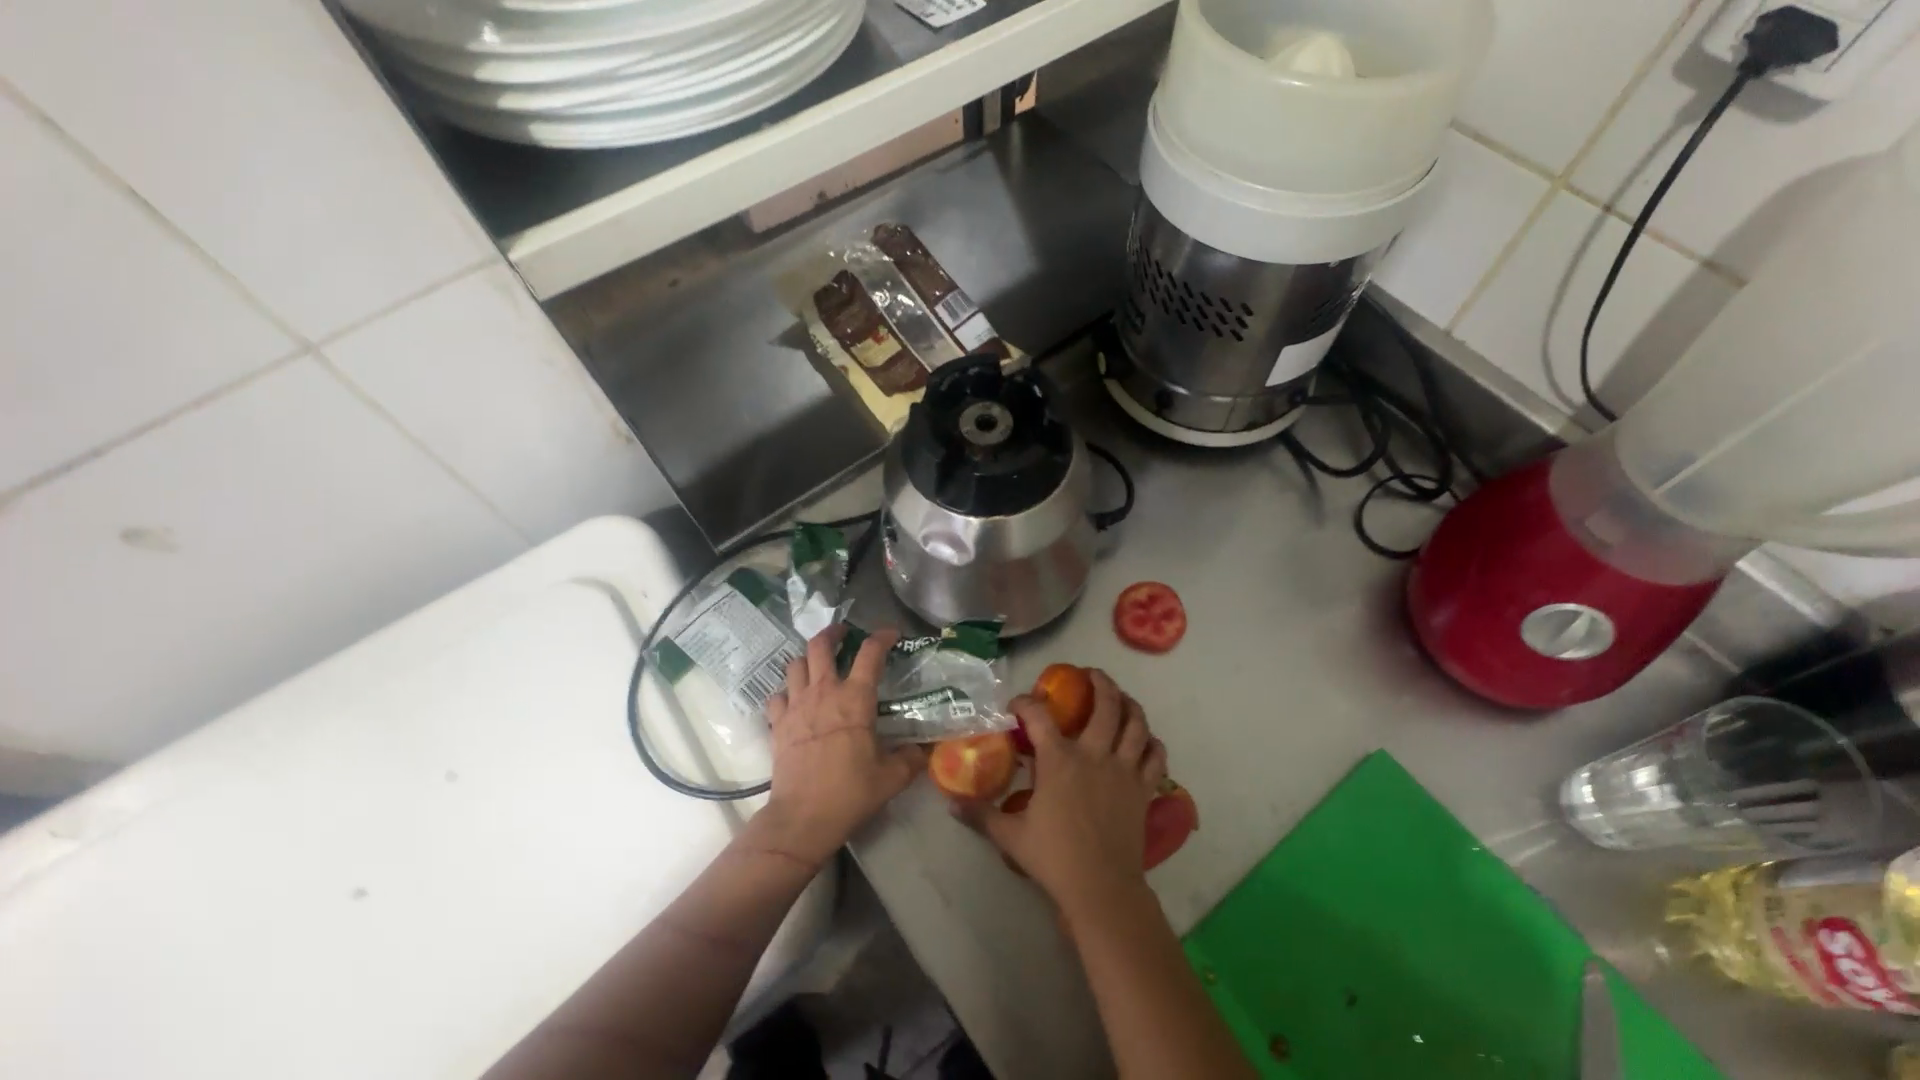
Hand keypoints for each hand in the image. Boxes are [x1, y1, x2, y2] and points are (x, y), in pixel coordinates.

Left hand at [759, 626, 925, 865]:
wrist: (803, 816)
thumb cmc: (850, 792)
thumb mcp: (892, 777)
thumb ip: (910, 758)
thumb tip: (921, 749)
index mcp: (855, 699)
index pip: (870, 653)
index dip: (882, 637)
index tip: (892, 635)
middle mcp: (823, 693)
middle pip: (820, 645)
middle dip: (833, 633)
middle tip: (843, 634)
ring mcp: (795, 706)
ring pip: (795, 664)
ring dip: (807, 659)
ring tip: (818, 665)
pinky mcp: (777, 724)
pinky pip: (778, 695)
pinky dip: (786, 692)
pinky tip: (794, 701)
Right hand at [955, 669, 1166, 917]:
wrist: (1100, 887)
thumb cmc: (1053, 858)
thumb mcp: (1009, 835)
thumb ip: (980, 814)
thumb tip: (951, 804)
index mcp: (1059, 761)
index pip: (1040, 716)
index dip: (1026, 704)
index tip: (1017, 705)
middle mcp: (1094, 755)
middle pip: (1104, 705)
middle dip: (1098, 683)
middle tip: (1089, 675)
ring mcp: (1124, 770)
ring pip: (1136, 723)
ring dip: (1129, 704)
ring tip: (1122, 697)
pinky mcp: (1143, 789)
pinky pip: (1155, 756)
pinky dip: (1152, 742)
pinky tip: (1145, 740)